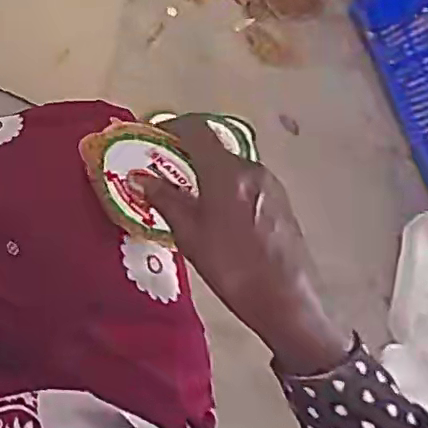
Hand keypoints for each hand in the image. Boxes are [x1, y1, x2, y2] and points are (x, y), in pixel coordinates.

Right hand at [135, 119, 349, 374]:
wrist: (287, 301)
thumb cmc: (232, 267)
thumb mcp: (190, 234)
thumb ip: (165, 199)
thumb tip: (141, 178)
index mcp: (226, 171)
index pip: (196, 129)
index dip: (172, 127)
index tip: (155, 137)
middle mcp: (251, 168)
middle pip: (214, 146)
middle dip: (187, 152)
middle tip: (165, 171)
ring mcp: (270, 183)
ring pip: (231, 165)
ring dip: (208, 170)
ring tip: (189, 196)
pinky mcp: (281, 200)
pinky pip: (246, 181)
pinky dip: (226, 184)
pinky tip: (217, 212)